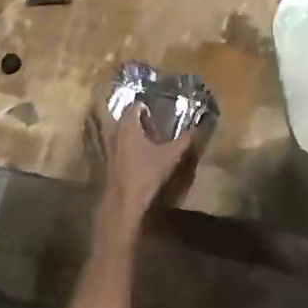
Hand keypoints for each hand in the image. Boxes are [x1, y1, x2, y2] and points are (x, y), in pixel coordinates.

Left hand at [93, 108, 195, 245]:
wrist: (124, 201)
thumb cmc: (146, 174)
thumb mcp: (170, 156)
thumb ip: (185, 140)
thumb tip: (199, 127)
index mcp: (129, 126)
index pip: (134, 106)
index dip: (146, 106)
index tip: (157, 111)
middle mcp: (116, 133)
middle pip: (126, 119)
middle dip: (139, 119)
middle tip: (155, 124)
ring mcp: (109, 148)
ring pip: (121, 133)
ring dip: (133, 133)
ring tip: (149, 139)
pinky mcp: (107, 162)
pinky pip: (118, 146)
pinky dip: (127, 146)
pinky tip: (139, 157)